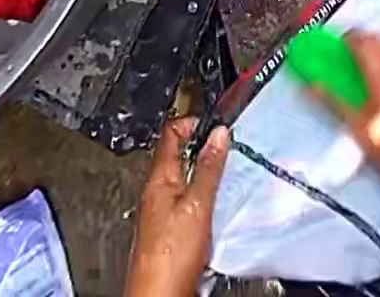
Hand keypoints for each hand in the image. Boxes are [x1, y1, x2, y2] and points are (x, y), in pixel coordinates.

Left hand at [126, 117, 229, 296]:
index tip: (213, 125)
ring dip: (203, 174)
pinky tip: (212, 209)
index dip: (192, 123)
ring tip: (221, 177)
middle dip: (202, 149)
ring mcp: (160, 213)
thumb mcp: (197, 205)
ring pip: (183, 179)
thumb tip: (218, 135)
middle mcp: (156, 192)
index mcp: (159, 178)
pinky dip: (201, 198)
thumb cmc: (169, 258)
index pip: (171, 132)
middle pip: (178, 155)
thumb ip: (208, 168)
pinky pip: (185, 202)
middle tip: (223, 149)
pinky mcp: (168, 232)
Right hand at [332, 31, 379, 193]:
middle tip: (346, 61)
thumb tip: (309, 83)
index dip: (343, 40)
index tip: (333, 51)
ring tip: (365, 68)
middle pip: (376, 38)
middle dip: (359, 43)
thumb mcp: (357, 128)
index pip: (359, 38)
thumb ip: (332, 100)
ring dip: (376, 48)